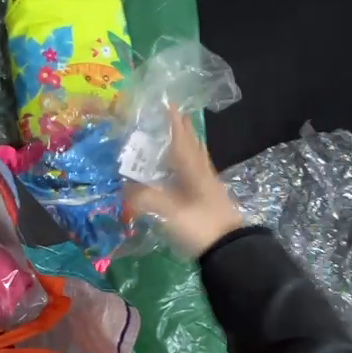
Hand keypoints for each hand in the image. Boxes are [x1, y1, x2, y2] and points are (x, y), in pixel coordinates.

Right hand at [124, 105, 246, 259]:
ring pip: (194, 156)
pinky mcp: (206, 198)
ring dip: (183, 143)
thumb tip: (122, 188)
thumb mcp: (169, 213)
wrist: (229, 250)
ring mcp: (206, 184)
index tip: (163, 102)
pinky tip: (178, 168)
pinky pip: (193, 171)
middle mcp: (200, 171)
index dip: (171, 119)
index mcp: (192, 168)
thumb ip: (144, 198)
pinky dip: (184, 162)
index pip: (180, 136)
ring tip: (172, 134)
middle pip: (190, 143)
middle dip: (178, 127)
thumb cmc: (200, 226)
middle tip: (167, 113)